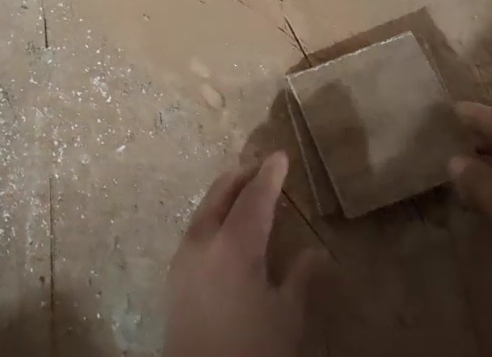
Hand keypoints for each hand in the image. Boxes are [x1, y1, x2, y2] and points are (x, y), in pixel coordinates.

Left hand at [163, 151, 327, 356]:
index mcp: (234, 245)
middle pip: (221, 194)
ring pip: (204, 210)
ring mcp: (183, 258)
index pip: (255, 198)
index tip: (280, 155)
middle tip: (260, 165)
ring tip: (243, 190)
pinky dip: (212, 216)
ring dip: (224, 194)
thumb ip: (300, 278)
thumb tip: (317, 253)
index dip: (270, 175)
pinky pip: (195, 230)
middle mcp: (203, 241)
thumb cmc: (253, 350)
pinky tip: (223, 227)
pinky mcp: (174, 277)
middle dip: (241, 176)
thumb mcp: (287, 318)